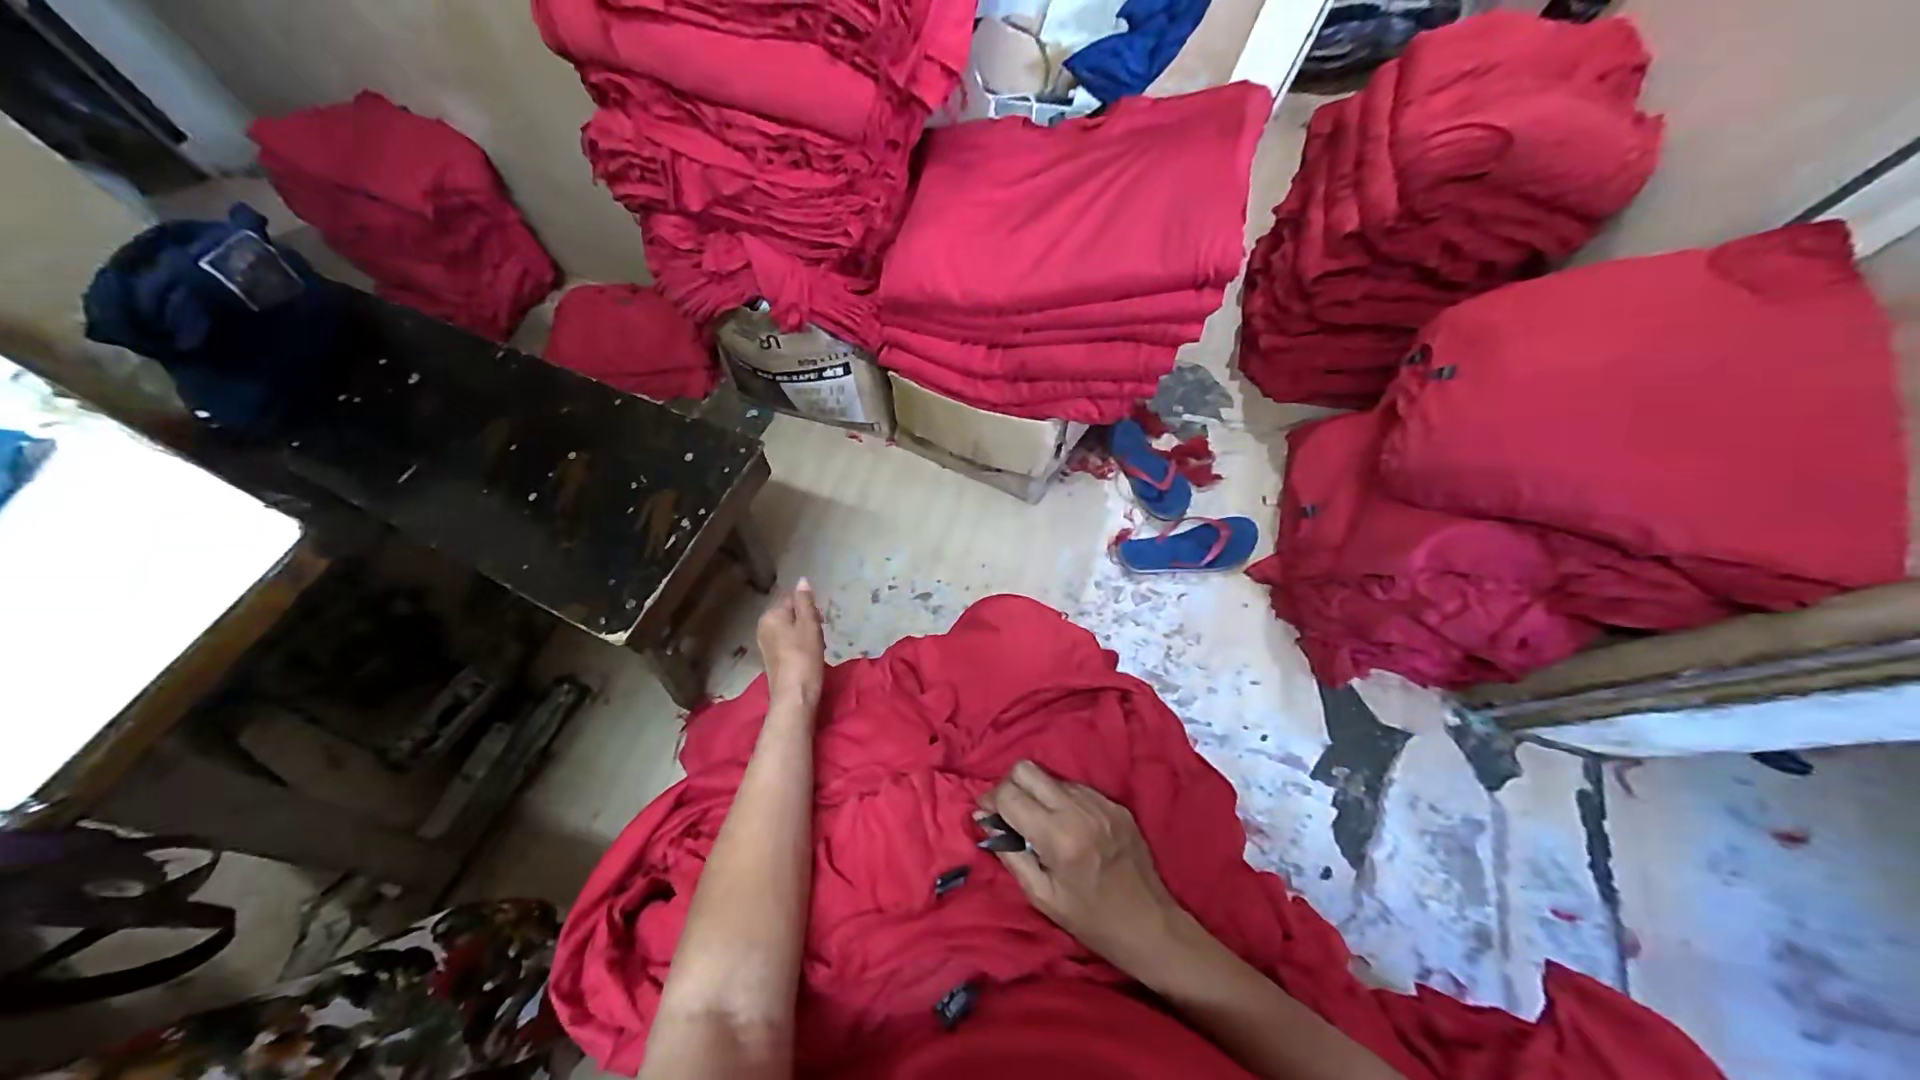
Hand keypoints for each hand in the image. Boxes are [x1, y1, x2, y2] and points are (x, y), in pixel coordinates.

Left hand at [757, 578, 824, 706]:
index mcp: (770, 615)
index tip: (820, 619)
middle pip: (790, 614)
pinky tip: (809, 655)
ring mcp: (766, 644)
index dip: (809, 607)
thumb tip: (802, 580)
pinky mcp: (772, 659)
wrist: (794, 694)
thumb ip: (805, 601)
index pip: (791, 599)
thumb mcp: (809, 624)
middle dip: (806, 620)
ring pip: (790, 629)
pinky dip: (799, 645)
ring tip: (817, 645)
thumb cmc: (804, 655)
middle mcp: (763, 627)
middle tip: (820, 633)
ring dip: (804, 633)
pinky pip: (788, 643)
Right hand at [977, 760, 1192, 976]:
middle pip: (1027, 769)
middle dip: (1009, 786)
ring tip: (1040, 824)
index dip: (989, 801)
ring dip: (1037, 793)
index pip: (1009, 794)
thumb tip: (987, 823)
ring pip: (1052, 777)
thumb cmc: (1091, 920)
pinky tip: (1068, 827)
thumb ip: (1011, 854)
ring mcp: (1101, 803)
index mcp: (1058, 836)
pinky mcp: (1116, 804)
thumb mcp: (1041, 896)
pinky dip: (1063, 800)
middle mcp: (1079, 809)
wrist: (1150, 925)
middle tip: (1008, 813)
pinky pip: (1077, 788)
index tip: (986, 815)